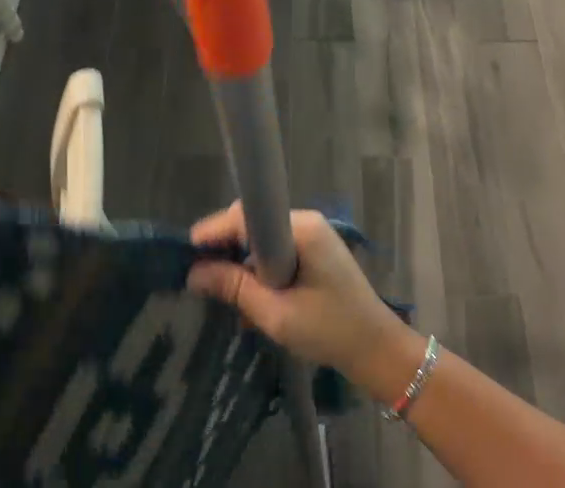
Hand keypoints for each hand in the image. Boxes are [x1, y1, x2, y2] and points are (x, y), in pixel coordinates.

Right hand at [187, 203, 421, 399]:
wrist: (377, 349)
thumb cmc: (330, 330)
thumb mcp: (276, 314)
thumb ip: (235, 288)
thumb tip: (194, 273)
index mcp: (301, 228)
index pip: (247, 215)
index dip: (214, 232)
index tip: (187, 253)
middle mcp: (307, 223)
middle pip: (253, 225)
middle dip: (226, 251)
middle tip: (201, 280)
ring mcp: (314, 237)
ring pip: (263, 241)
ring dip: (243, 267)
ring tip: (223, 296)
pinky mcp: (316, 253)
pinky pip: (277, 253)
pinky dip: (261, 273)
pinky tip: (249, 303)